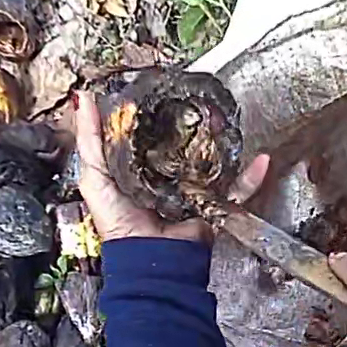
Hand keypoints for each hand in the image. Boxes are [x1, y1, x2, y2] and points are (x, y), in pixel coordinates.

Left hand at [72, 91, 268, 243]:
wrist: (147, 256)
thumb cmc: (118, 221)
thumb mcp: (94, 176)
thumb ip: (92, 140)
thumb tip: (86, 98)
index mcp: (143, 169)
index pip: (153, 136)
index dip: (158, 115)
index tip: (163, 90)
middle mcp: (171, 178)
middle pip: (189, 146)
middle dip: (198, 125)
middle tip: (202, 101)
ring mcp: (195, 191)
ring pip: (215, 163)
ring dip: (226, 144)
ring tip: (229, 122)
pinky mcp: (213, 206)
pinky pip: (236, 191)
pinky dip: (250, 178)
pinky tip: (260, 161)